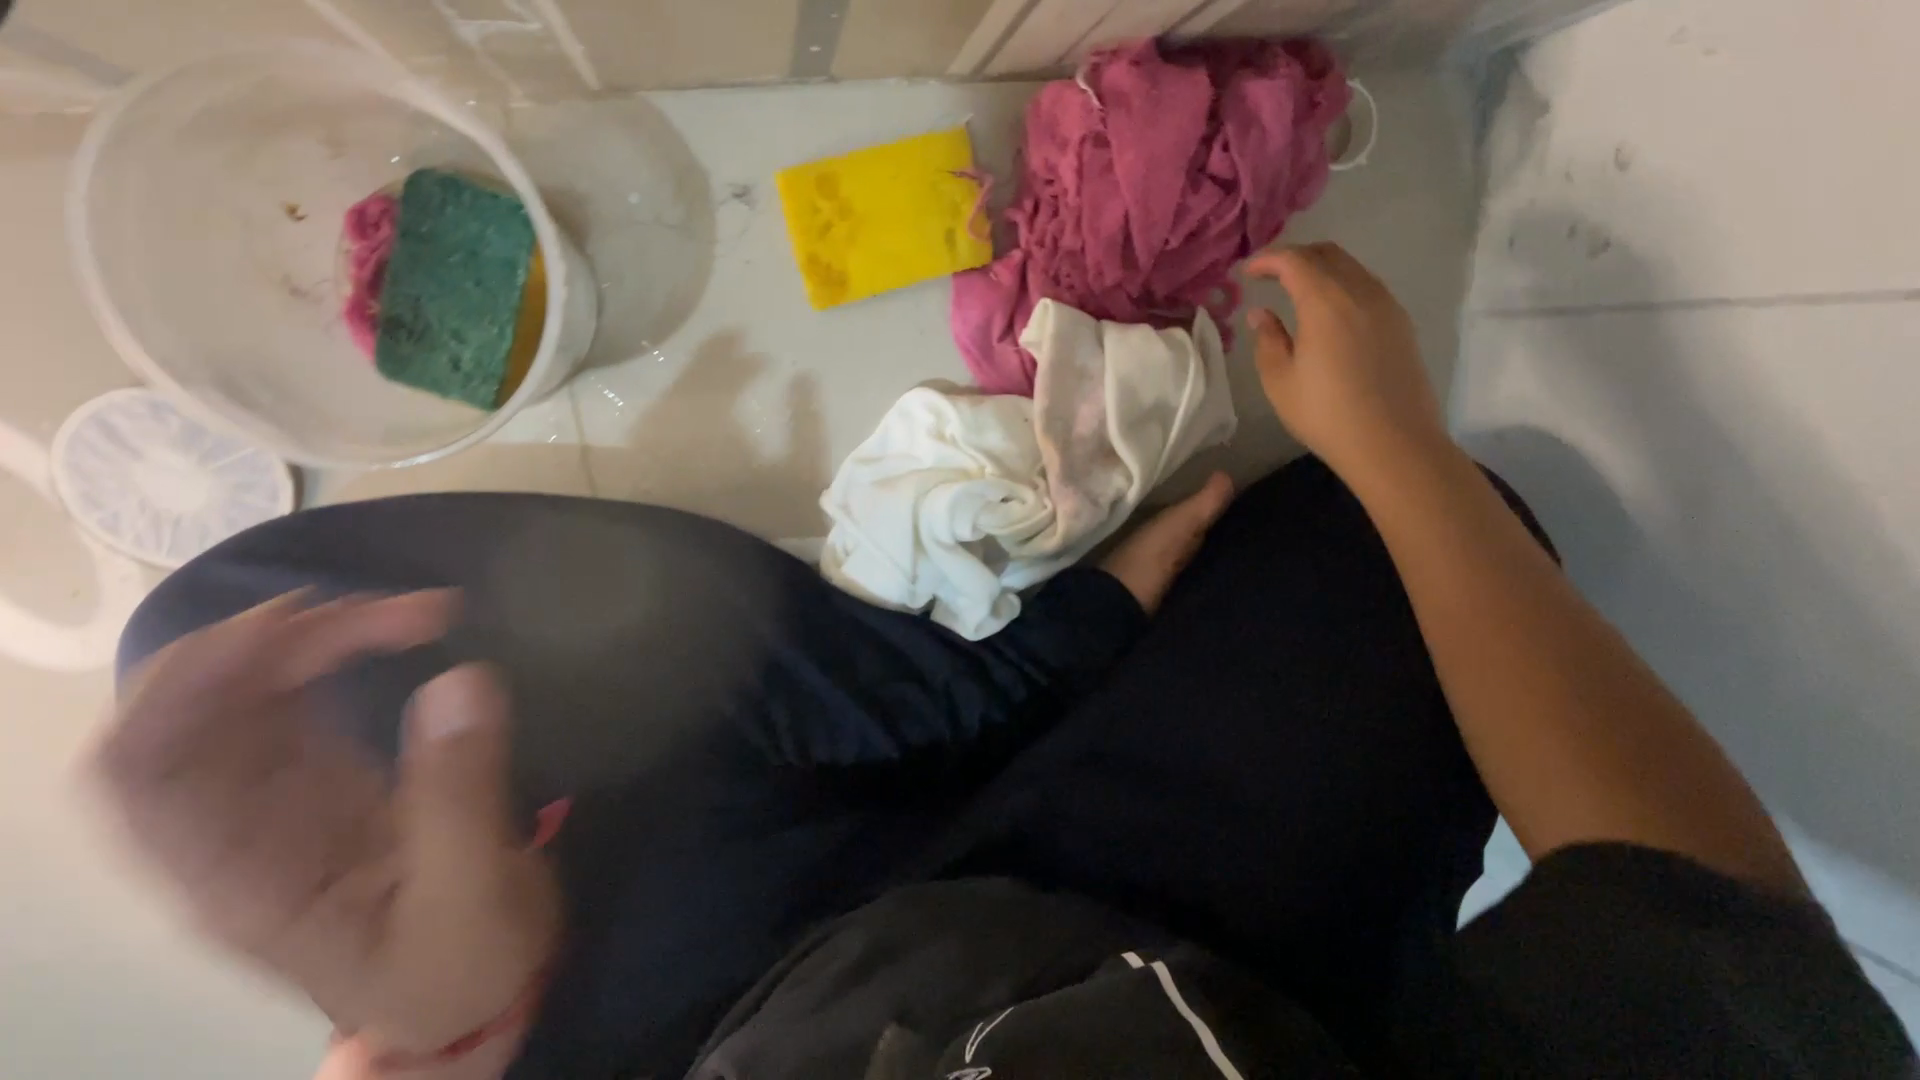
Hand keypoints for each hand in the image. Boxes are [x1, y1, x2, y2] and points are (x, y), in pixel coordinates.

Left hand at [92, 591, 560, 1063]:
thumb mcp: (465, 897)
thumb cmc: (458, 967)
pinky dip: (339, 658)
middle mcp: (239, 831)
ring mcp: (285, 802)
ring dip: (309, 641)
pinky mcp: (336, 782)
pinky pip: (306, 706)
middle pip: (194, 715)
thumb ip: (458, 793)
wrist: (479, 997)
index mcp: (237, 878)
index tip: (283, 629)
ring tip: (403, 612)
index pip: (145, 771)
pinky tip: (390, 633)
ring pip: (251, 699)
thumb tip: (459, 680)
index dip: (185, 687)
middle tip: (363, 611)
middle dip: (263, 646)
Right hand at [1242, 242, 1454, 482]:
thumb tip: (1261, 314)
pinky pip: (1367, 287)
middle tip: (1270, 276)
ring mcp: (1387, 305)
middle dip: (1296, 257)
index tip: (1248, 273)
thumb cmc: (1326, 414)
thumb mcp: (1280, 381)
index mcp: (1326, 302)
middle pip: (1327, 254)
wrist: (1393, 443)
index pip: (1294, 260)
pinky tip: (1328, 312)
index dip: (1268, 260)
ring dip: (1321, 270)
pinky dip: (1342, 285)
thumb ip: (1268, 340)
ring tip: (1297, 292)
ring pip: (1351, 267)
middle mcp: (1360, 292)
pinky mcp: (1401, 323)